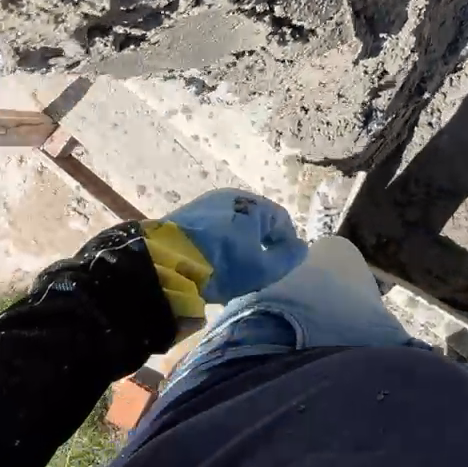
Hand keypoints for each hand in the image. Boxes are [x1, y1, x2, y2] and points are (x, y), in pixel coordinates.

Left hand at [142, 189, 306, 316]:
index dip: (286, 243)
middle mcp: (232, 196)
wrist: (166, 263)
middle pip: (256, 220)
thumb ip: (287, 258)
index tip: (280, 265)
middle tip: (257, 268)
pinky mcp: (186, 214)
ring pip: (233, 223)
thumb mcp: (263, 270)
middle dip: (260, 242)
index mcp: (255, 205)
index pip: (282, 220)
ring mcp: (206, 203)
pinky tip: (212, 260)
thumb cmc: (223, 264)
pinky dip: (218, 241)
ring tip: (233, 267)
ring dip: (238, 241)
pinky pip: (213, 227)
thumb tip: (301, 247)